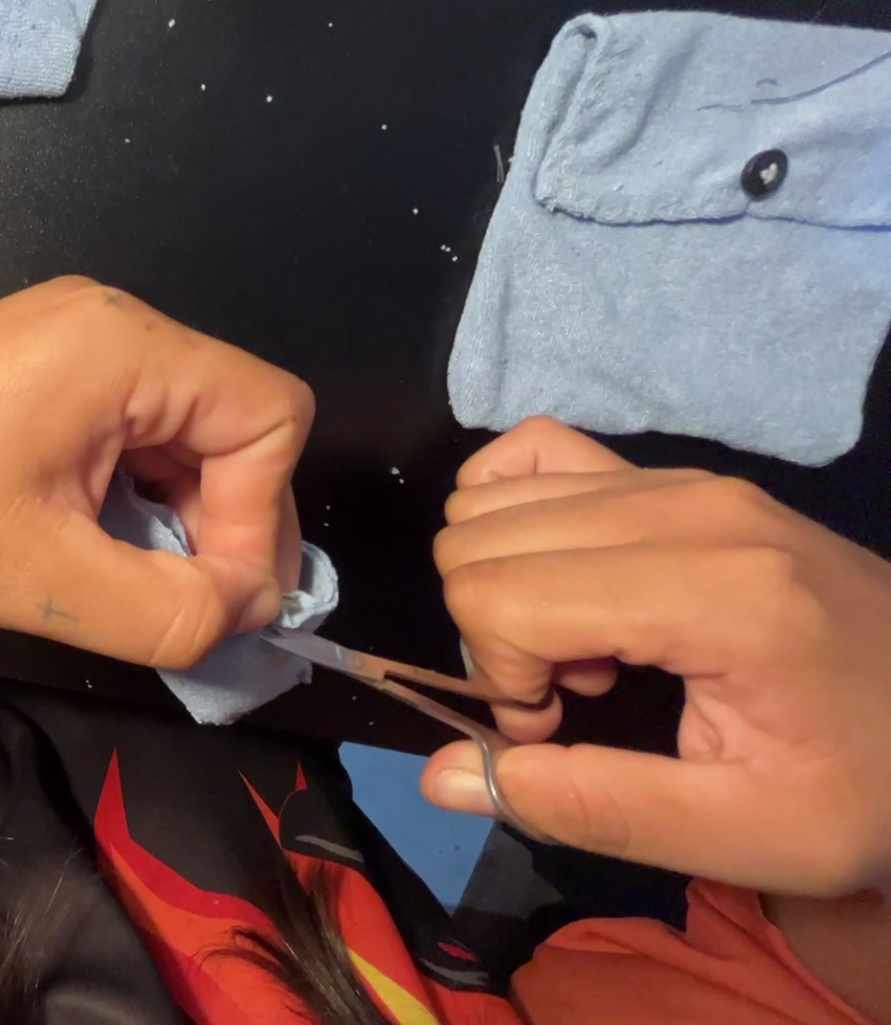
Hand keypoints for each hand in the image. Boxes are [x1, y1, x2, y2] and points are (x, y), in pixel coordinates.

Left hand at [0, 276, 311, 667]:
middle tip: (184, 604)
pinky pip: (121, 427)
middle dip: (220, 522)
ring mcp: (62, 338)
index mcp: (122, 344)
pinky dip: (126, 492)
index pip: (270, 415)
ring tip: (125, 578)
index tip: (216, 599)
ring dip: (170, 514)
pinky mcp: (31, 368)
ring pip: (174, 430)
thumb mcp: (45, 580)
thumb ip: (170, 611)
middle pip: (227, 421)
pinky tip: (87, 540)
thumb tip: (246, 612)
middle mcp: (104, 320)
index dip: (262, 517)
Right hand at [419, 417, 890, 895]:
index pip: (495, 598)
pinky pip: (523, 451)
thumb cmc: (868, 782)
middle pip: (470, 547)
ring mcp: (671, 478)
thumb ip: (587, 809)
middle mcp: (682, 508)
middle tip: (568, 681)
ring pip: (478, 505)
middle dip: (491, 627)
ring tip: (578, 629)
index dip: (498, 672)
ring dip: (499, 577)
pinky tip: (550, 561)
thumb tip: (438, 778)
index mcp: (716, 594)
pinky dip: (502, 505)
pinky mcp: (661, 468)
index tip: (557, 720)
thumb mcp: (751, 835)